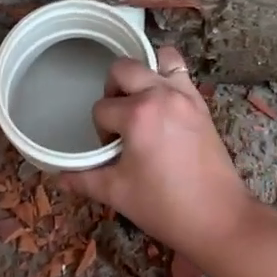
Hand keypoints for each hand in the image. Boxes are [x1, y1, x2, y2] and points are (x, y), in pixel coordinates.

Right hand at [58, 46, 257, 257]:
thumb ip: (85, 179)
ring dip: (143, 72)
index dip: (100, 130)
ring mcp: (184, 95)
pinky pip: (181, 71)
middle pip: (123, 69)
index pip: (102, 108)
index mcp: (138, 115)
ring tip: (140, 101)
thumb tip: (58, 177)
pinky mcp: (200, 102)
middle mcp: (161, 94)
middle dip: (112, 90)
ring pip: (158, 57)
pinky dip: (167, 75)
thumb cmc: (165, 206)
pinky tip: (162, 102)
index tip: (110, 151)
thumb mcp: (118, 194)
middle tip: (118, 119)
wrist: (218, 218)